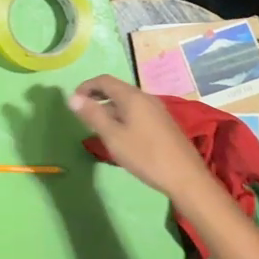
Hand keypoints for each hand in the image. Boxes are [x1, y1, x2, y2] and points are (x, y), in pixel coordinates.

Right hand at [69, 75, 210, 198]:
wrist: (186, 178)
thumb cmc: (146, 156)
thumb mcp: (113, 137)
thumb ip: (93, 115)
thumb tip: (72, 97)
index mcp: (132, 97)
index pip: (104, 80)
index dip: (86, 86)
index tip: (74, 101)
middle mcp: (146, 97)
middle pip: (117, 89)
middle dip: (98, 97)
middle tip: (84, 114)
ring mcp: (157, 110)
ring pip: (127, 102)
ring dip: (110, 108)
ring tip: (99, 127)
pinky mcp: (164, 123)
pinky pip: (138, 111)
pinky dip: (123, 116)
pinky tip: (122, 135)